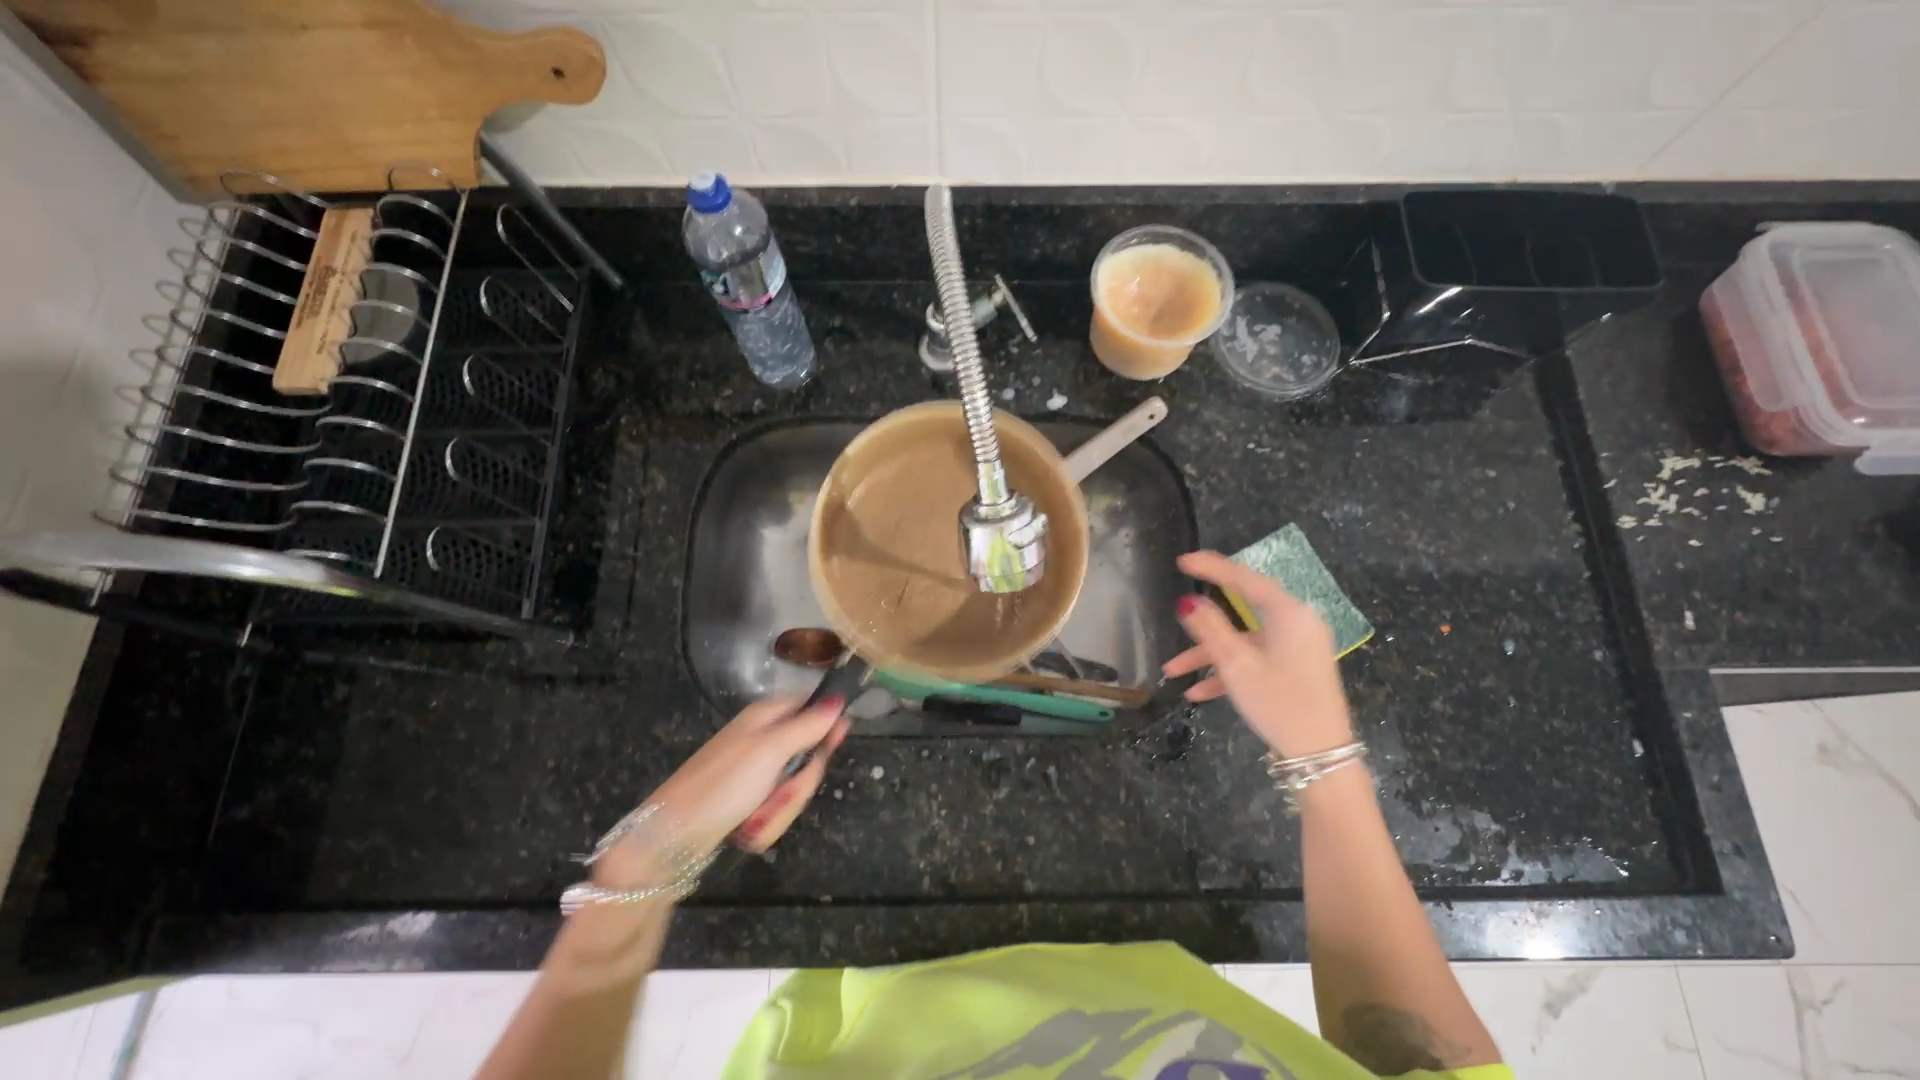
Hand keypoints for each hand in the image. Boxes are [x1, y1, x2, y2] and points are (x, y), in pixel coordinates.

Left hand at [600, 696, 848, 883]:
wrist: (675, 834)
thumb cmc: (722, 784)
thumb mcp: (770, 750)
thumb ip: (808, 724)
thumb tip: (840, 698)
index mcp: (766, 716)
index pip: (813, 707)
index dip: (828, 727)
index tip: (831, 746)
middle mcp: (763, 739)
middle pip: (810, 755)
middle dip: (799, 783)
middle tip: (780, 792)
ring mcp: (757, 772)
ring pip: (795, 786)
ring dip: (781, 807)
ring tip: (756, 815)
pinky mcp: (750, 799)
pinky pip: (777, 806)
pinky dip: (767, 820)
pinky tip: (749, 826)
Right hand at [1162, 550, 1354, 758]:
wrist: (1321, 754)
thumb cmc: (1280, 703)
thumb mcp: (1237, 666)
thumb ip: (1210, 629)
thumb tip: (1188, 601)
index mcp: (1288, 613)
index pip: (1244, 578)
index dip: (1212, 567)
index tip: (1183, 561)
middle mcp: (1297, 623)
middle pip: (1243, 610)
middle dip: (1205, 622)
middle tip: (1178, 608)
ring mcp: (1298, 647)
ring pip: (1245, 640)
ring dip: (1210, 654)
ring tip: (1173, 670)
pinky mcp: (1296, 668)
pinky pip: (1257, 659)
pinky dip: (1230, 671)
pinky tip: (1199, 693)